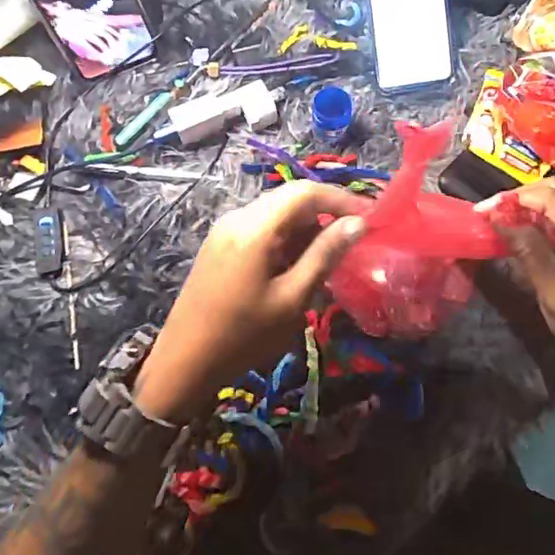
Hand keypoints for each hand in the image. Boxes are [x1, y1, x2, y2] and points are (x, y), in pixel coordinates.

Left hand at [134, 183, 369, 420]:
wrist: (183, 362)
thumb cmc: (243, 335)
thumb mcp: (292, 299)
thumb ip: (325, 255)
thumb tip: (358, 223)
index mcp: (255, 227)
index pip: (305, 192)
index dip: (341, 200)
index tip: (370, 219)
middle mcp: (238, 217)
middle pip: (291, 199)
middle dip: (326, 215)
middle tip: (353, 243)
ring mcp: (226, 229)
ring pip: (278, 214)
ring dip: (307, 229)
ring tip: (327, 262)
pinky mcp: (221, 244)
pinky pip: (262, 228)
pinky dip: (287, 240)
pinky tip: (297, 268)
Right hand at [477, 180, 554, 383]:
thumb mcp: (554, 290)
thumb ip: (528, 249)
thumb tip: (498, 217)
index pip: (548, 197)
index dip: (512, 198)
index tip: (481, 211)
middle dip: (519, 198)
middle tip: (489, 214)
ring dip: (528, 210)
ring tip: (500, 224)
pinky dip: (539, 224)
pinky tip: (521, 237)